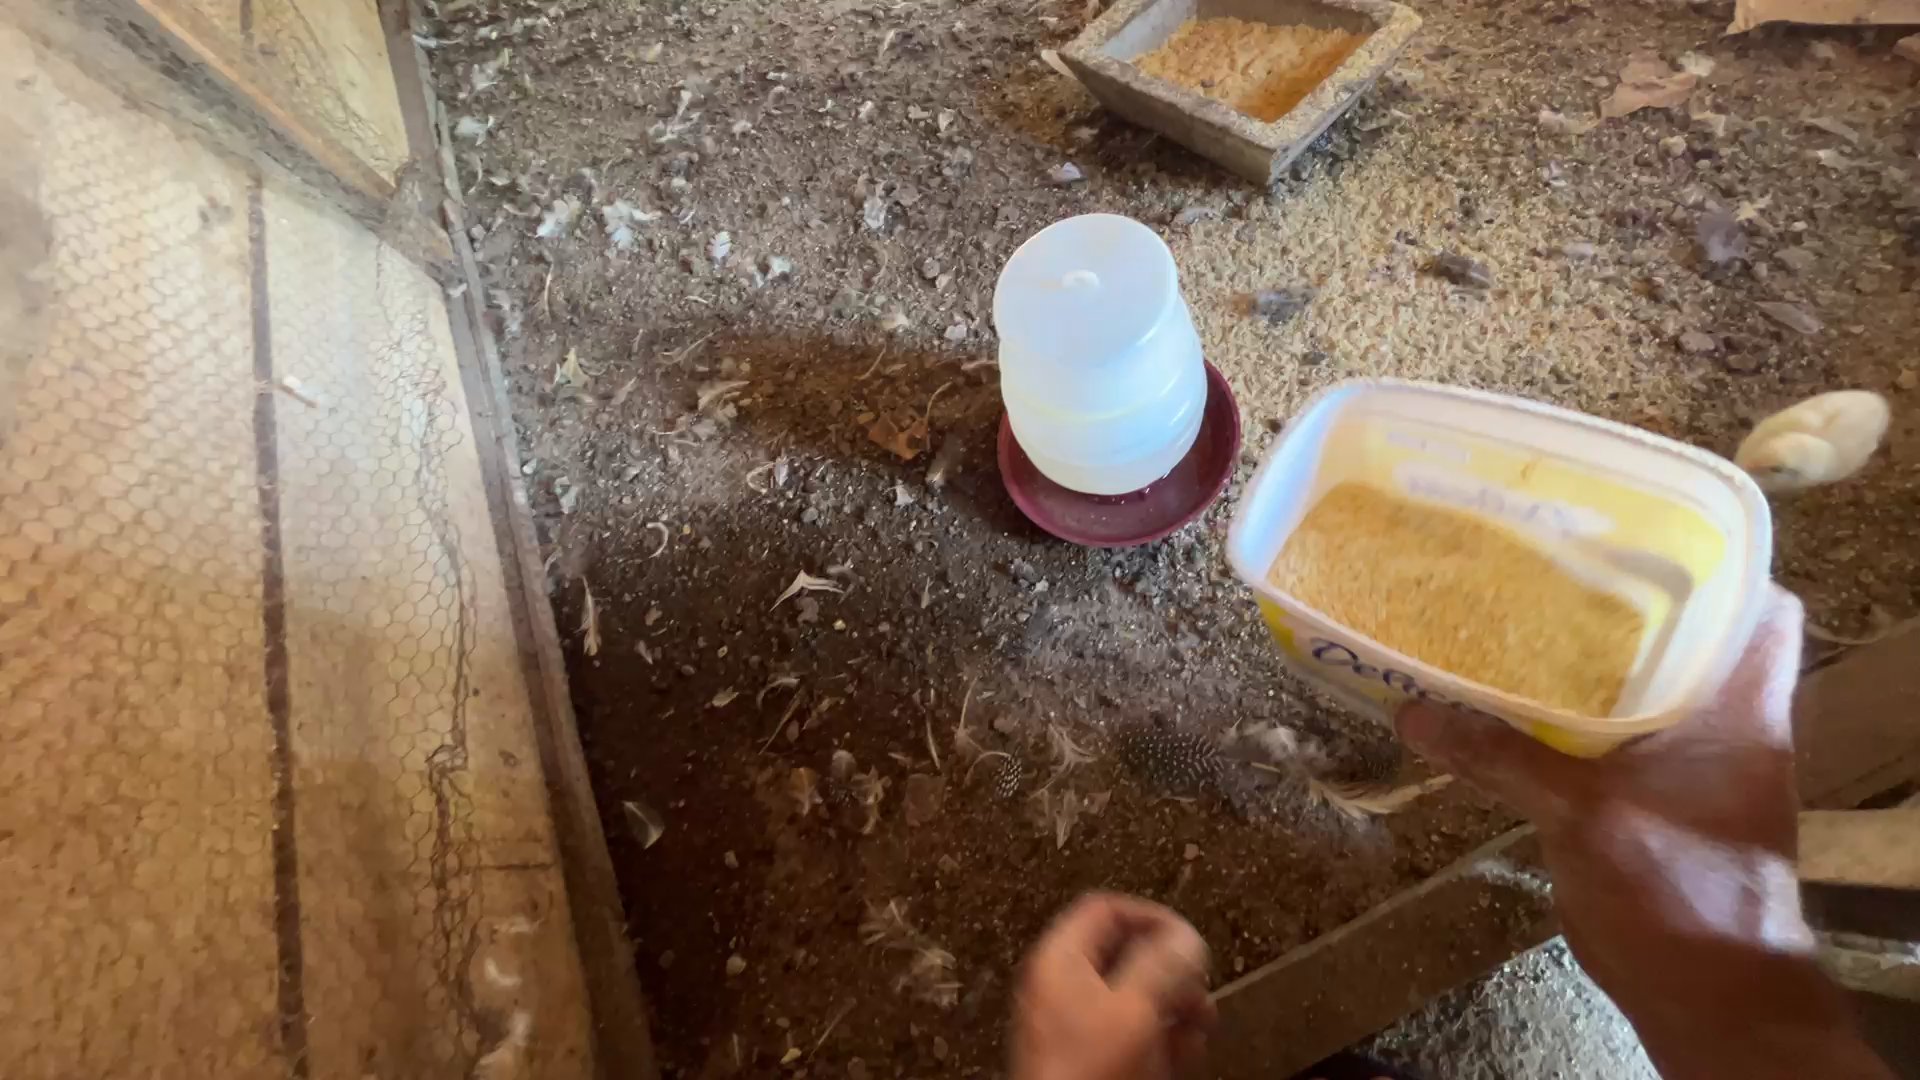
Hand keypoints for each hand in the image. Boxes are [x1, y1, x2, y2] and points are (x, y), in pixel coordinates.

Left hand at [1012, 893, 1215, 1079]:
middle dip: (1170, 969)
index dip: (1150, 917)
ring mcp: (1073, 1023)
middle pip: (1122, 955)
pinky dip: (1159, 1036)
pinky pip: (1128, 1033)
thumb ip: (1162, 968)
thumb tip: (1187, 936)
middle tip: (1204, 985)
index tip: (1188, 938)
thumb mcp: (1133, 1010)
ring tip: (1204, 1022)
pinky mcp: (1087, 1060)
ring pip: (1131, 997)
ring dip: (1172, 1005)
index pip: (1106, 911)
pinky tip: (1188, 1051)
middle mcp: (1063, 983)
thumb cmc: (1089, 1070)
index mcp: (1060, 957)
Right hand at [1397, 585, 1889, 1079]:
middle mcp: (1703, 718)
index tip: (1625, 531)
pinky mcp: (1621, 781)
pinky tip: (1480, 687)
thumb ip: (1499, 758)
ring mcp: (1664, 752)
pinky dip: (1535, 698)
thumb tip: (1409, 711)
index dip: (1707, 563)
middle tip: (1530, 557)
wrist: (1699, 988)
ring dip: (1561, 646)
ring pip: (1615, 673)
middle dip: (1605, 592)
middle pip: (1667, 630)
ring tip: (1493, 607)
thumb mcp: (1586, 819)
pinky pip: (1577, 720)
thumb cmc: (1676, 893)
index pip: (1753, 610)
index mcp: (1729, 711)